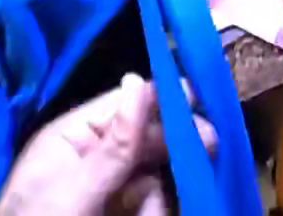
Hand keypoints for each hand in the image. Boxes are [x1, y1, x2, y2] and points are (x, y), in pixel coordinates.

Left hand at [0, 74, 215, 215]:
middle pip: (144, 141)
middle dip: (172, 148)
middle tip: (210, 144)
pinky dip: (153, 214)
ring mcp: (103, 195)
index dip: (160, 99)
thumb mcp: (71, 194)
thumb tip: (139, 80)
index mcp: (73, 137)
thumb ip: (113, 145)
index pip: (123, 105)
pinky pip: (147, 207)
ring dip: (156, 203)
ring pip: (151, 182)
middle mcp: (91, 159)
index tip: (198, 97)